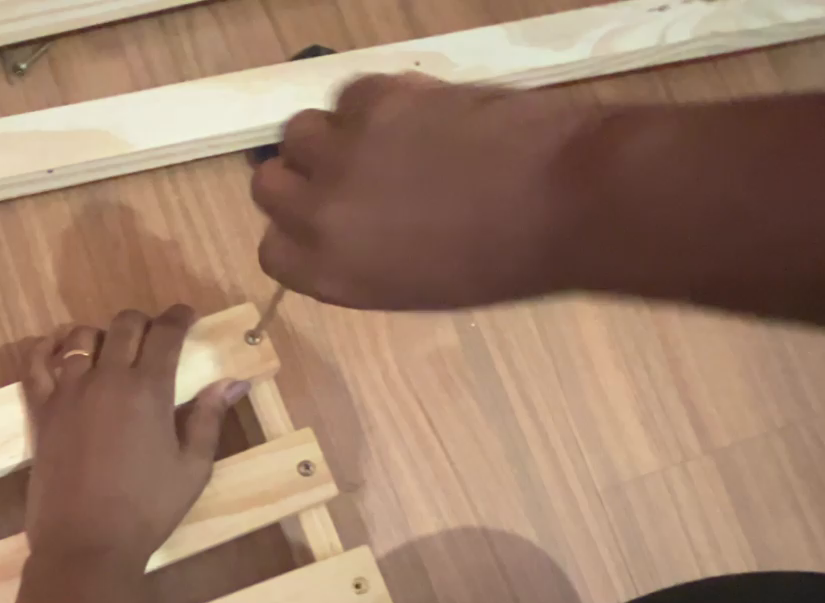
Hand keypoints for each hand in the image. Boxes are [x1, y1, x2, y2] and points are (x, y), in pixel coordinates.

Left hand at [21, 305, 247, 573]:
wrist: (87, 543)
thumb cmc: (147, 510)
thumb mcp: (192, 468)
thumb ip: (209, 419)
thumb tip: (233, 382)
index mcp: (149, 389)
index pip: (165, 334)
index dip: (179, 318)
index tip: (186, 317)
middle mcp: (106, 378)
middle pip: (124, 326)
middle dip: (144, 322)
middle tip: (154, 335)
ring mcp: (68, 391)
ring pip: (81, 337)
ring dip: (101, 335)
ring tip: (111, 348)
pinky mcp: (41, 410)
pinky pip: (36, 363)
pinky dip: (47, 347)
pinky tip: (59, 347)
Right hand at [252, 73, 604, 309]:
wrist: (557, 202)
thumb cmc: (491, 264)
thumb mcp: (403, 286)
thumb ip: (351, 260)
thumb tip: (337, 230)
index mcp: (327, 273)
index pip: (269, 249)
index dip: (292, 232)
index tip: (320, 223)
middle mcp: (319, 215)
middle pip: (266, 183)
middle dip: (297, 178)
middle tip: (341, 176)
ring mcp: (345, 153)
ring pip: (297, 130)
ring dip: (326, 136)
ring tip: (374, 142)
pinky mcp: (380, 98)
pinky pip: (348, 94)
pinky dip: (370, 103)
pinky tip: (410, 116)